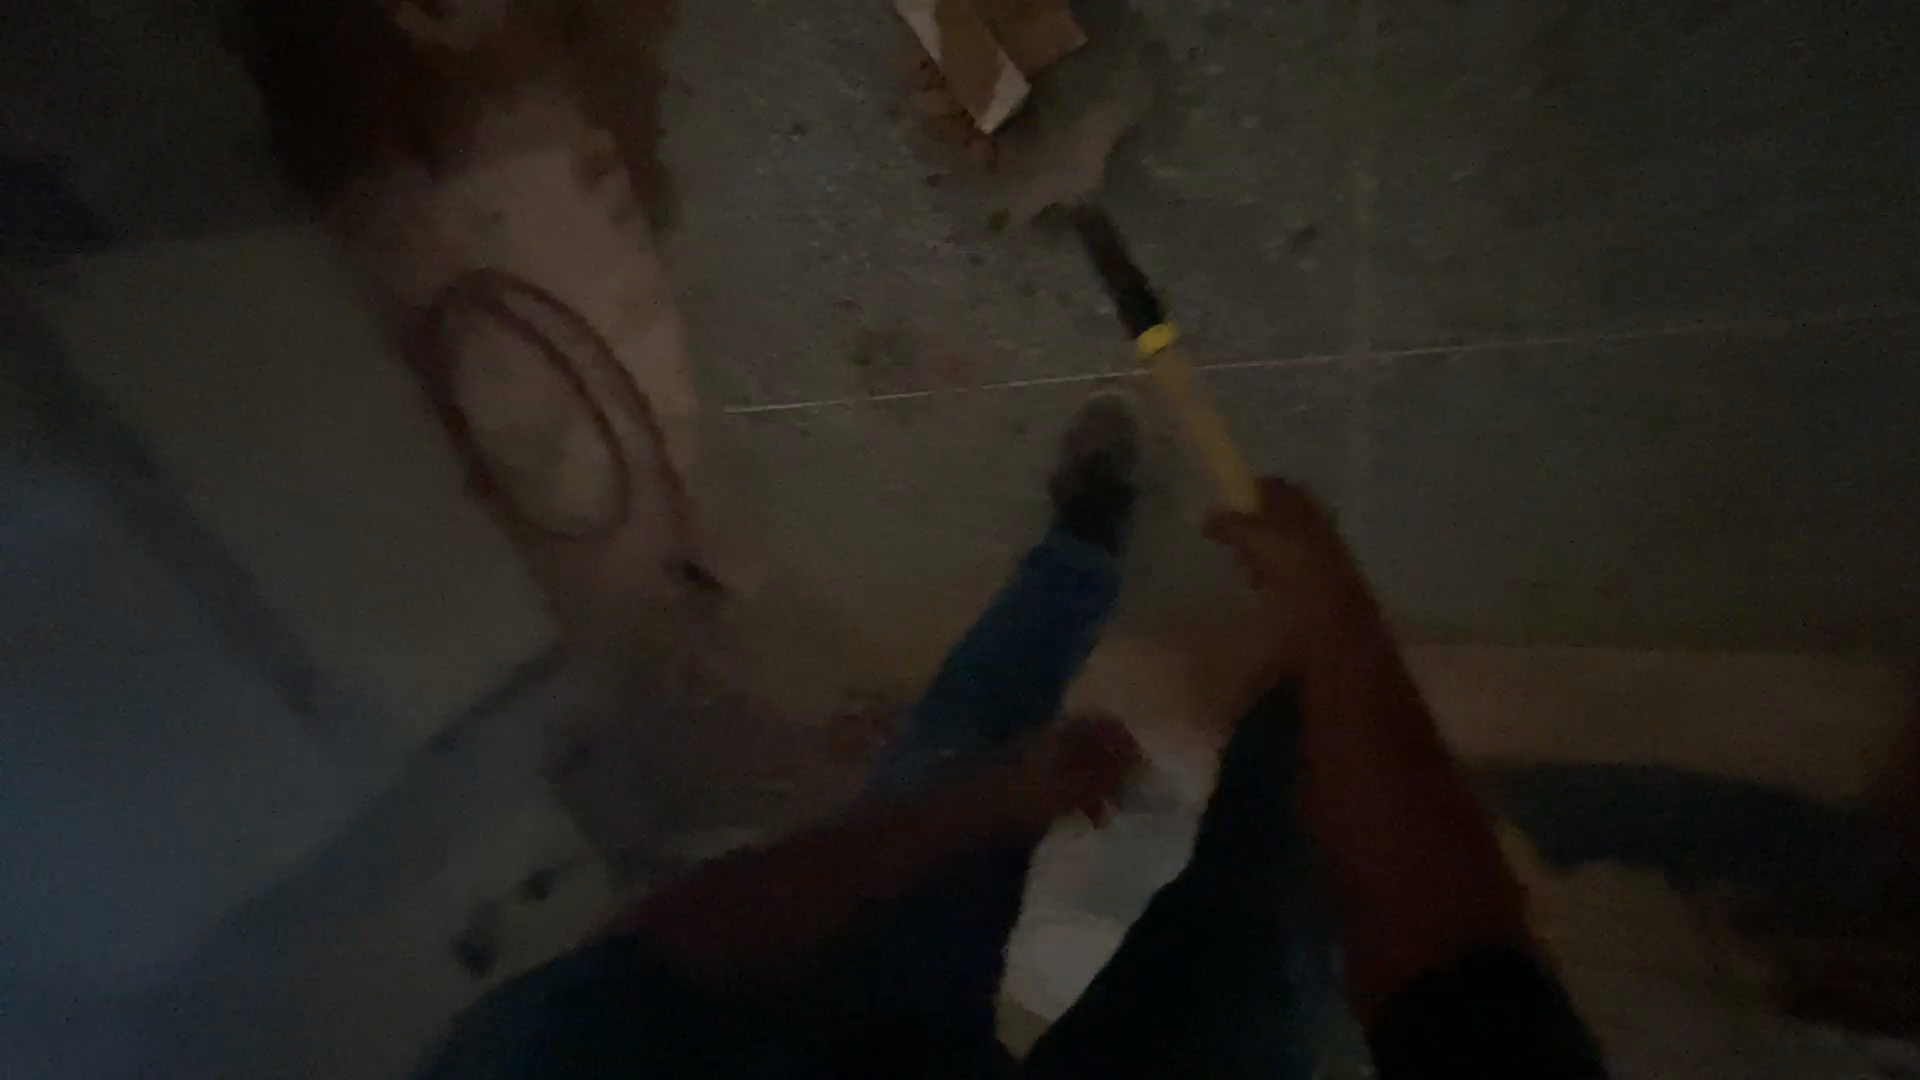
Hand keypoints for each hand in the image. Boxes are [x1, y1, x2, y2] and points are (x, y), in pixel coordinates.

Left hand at [1004, 713, 1142, 830]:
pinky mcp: (1024, 778)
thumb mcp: (1072, 788)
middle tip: (1127, 799)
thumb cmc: (1025, 798)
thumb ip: (1106, 774)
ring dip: (1095, 787)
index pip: (1107, 724)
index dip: (1128, 744)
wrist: (971, 814)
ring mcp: (1034, 755)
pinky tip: (1078, 818)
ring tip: (1103, 817)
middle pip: (1093, 744)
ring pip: (1077, 764)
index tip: (1144, 772)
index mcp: (1062, 732)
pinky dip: (1076, 796)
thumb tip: (1140, 764)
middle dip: (1114, 770)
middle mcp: (1050, 736)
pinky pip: (1061, 781)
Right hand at [1204, 477, 1375, 634]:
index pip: (1271, 485)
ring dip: (1263, 551)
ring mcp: (1320, 544)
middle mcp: (1311, 517)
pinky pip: (1292, 565)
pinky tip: (1263, 585)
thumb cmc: (1290, 560)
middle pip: (1277, 514)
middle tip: (1234, 541)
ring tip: (1246, 567)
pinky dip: (1275, 571)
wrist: (1332, 603)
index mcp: (1296, 502)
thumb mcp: (1251, 537)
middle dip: (1253, 526)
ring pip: (1284, 541)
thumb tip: (1206, 518)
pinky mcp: (1323, 571)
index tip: (1229, 507)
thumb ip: (1227, 525)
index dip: (1249, 492)